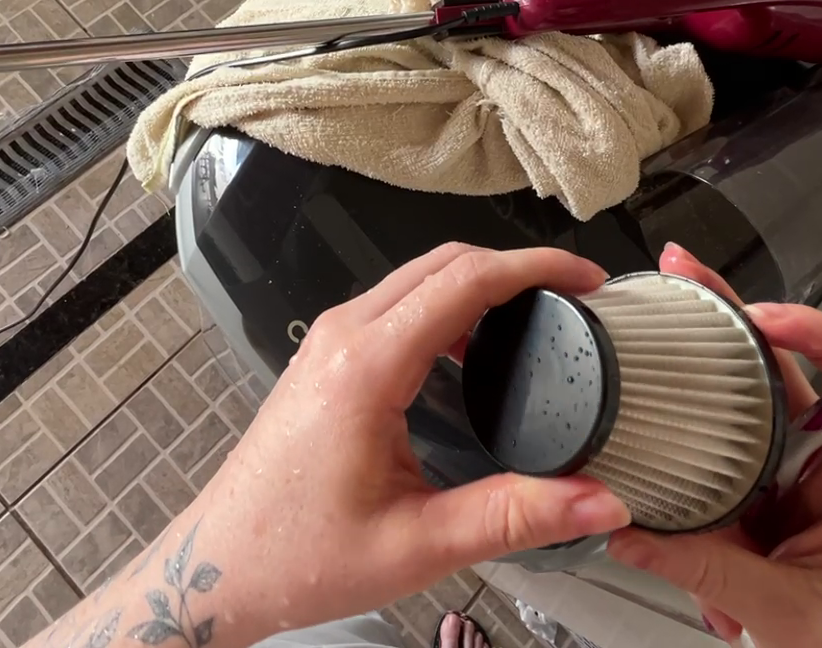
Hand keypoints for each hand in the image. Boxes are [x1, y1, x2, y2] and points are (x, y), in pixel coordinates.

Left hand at [183, 244, 632, 638]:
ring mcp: (334, 336)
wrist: (225, 559)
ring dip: (481, 280)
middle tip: (572, 290)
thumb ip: (513, 516)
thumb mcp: (417, 544)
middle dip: (515, 265)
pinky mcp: (332, 351)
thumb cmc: (299, 552)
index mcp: (367, 364)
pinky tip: (476, 342)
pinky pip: (399, 302)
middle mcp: (346, 332)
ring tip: (536, 310)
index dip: (534, 267)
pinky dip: (449, 301)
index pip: (464, 281)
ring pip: (420, 275)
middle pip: (445, 262)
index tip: (583, 276)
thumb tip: (596, 497)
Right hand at [606, 244, 821, 647]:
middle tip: (687, 276)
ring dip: (705, 360)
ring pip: (746, 402)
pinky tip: (654, 407)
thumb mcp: (794, 615)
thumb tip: (631, 531)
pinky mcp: (753, 494)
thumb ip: (710, 570)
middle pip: (787, 369)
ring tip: (663, 318)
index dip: (821, 336)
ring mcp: (785, 476)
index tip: (764, 316)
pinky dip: (682, 429)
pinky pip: (715, 448)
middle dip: (736, 315)